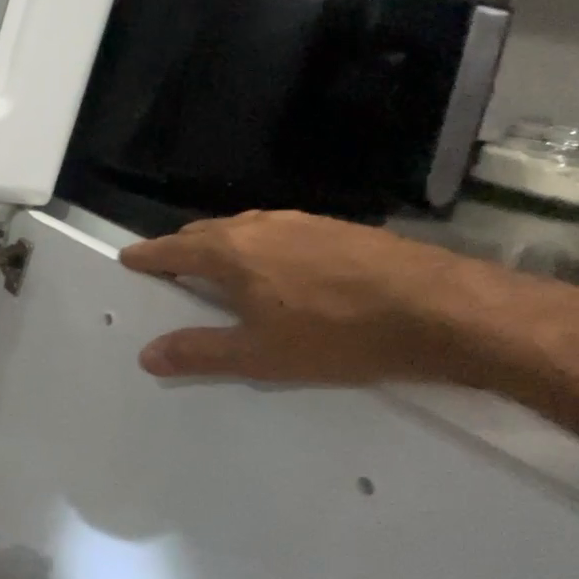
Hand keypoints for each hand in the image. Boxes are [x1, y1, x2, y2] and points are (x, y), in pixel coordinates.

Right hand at [118, 210, 491, 384]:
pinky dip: (267, 250)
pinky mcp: (340, 230)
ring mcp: (301, 223)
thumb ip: (200, 352)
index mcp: (226, 251)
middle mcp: (256, 226)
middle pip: (202, 234)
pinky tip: (289, 277)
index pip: (168, 249)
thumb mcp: (262, 355)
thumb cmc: (340, 334)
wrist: (449, 312)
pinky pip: (282, 235)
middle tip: (177, 276)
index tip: (129, 263)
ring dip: (227, 249)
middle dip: (183, 252)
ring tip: (231, 277)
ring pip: (244, 231)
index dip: (145, 258)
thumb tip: (146, 355)